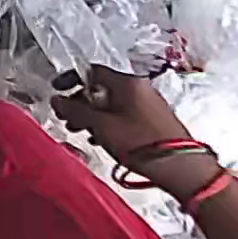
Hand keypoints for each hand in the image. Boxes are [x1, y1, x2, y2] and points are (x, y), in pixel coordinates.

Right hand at [51, 69, 221, 200]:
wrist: (181, 167)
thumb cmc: (139, 142)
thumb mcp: (100, 125)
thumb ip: (75, 110)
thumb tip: (57, 100)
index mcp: (127, 83)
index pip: (92, 71)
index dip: (71, 79)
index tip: (58, 91)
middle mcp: (139, 88)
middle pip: (100, 87)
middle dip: (79, 102)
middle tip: (67, 117)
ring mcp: (148, 103)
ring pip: (111, 102)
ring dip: (92, 114)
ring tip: (80, 130)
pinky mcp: (152, 119)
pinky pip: (123, 113)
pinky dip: (107, 121)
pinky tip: (100, 137)